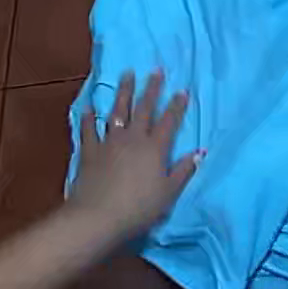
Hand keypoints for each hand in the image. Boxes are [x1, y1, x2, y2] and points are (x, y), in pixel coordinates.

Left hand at [66, 70, 201, 241]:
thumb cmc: (138, 208)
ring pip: (118, 112)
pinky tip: (89, 107)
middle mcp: (133, 138)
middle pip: (144, 109)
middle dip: (151, 89)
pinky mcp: (89, 151)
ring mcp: (109, 143)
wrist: (97, 218)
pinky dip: (88, 117)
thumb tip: (199, 153)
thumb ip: (183, 171)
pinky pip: (88, 130)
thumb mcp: (168, 193)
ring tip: (126, 75)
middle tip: (156, 70)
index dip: (176, 106)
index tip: (182, 90)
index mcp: (155, 148)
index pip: (169, 121)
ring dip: (123, 93)